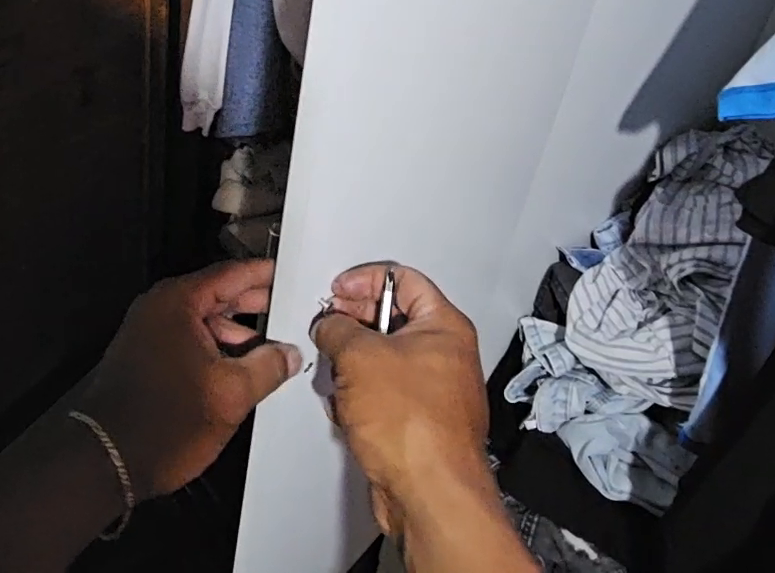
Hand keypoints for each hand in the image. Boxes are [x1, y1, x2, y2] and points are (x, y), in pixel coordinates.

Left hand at [73, 259, 301, 498]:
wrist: (105, 460)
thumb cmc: (167, 421)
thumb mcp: (229, 395)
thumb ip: (266, 367)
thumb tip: (290, 353)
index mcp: (179, 301)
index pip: (231, 274)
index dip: (264, 274)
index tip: (290, 273)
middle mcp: (161, 306)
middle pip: (217, 294)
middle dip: (254, 303)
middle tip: (290, 310)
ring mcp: (150, 329)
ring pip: (204, 319)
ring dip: (236, 331)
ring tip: (272, 346)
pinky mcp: (146, 353)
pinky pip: (189, 337)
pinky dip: (216, 346)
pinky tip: (240, 367)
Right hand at [311, 264, 492, 528]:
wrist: (429, 495)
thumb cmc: (416, 429)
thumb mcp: (359, 356)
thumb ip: (337, 328)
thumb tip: (329, 325)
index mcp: (444, 326)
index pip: (403, 279)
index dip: (365, 279)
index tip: (339, 290)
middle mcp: (445, 354)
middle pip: (391, 318)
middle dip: (354, 325)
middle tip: (330, 329)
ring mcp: (433, 389)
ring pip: (383, 359)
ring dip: (354, 366)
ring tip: (341, 376)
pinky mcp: (419, 420)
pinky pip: (383, 393)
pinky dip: (361, 396)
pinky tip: (349, 409)